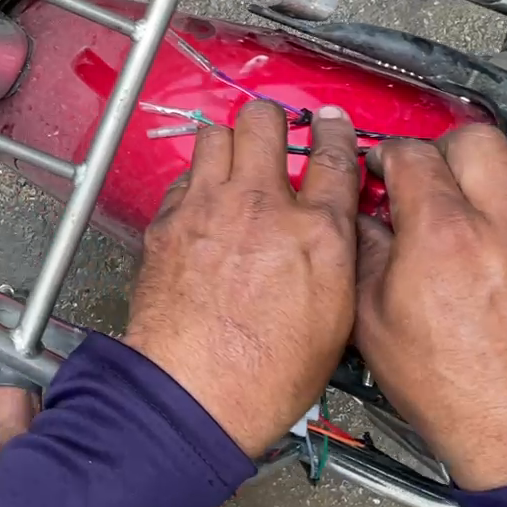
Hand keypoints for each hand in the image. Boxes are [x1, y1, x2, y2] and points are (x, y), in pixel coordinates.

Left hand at [123, 101, 361, 456]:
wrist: (195, 387)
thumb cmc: (267, 371)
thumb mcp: (336, 317)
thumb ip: (335, 256)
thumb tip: (330, 228)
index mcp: (317, 233)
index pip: (334, 157)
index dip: (334, 132)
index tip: (330, 122)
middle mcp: (262, 206)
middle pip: (263, 121)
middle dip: (270, 119)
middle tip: (271, 132)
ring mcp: (209, 206)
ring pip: (214, 134)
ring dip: (227, 140)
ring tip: (232, 159)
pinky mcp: (169, 217)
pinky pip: (184, 176)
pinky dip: (196, 180)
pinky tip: (202, 201)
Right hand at [355, 126, 506, 489]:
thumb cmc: (442, 386)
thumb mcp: (369, 317)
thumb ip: (362, 251)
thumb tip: (365, 212)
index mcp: (444, 235)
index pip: (413, 155)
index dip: (389, 157)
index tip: (384, 173)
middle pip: (481, 140)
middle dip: (446, 149)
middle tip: (436, 178)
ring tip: (503, 188)